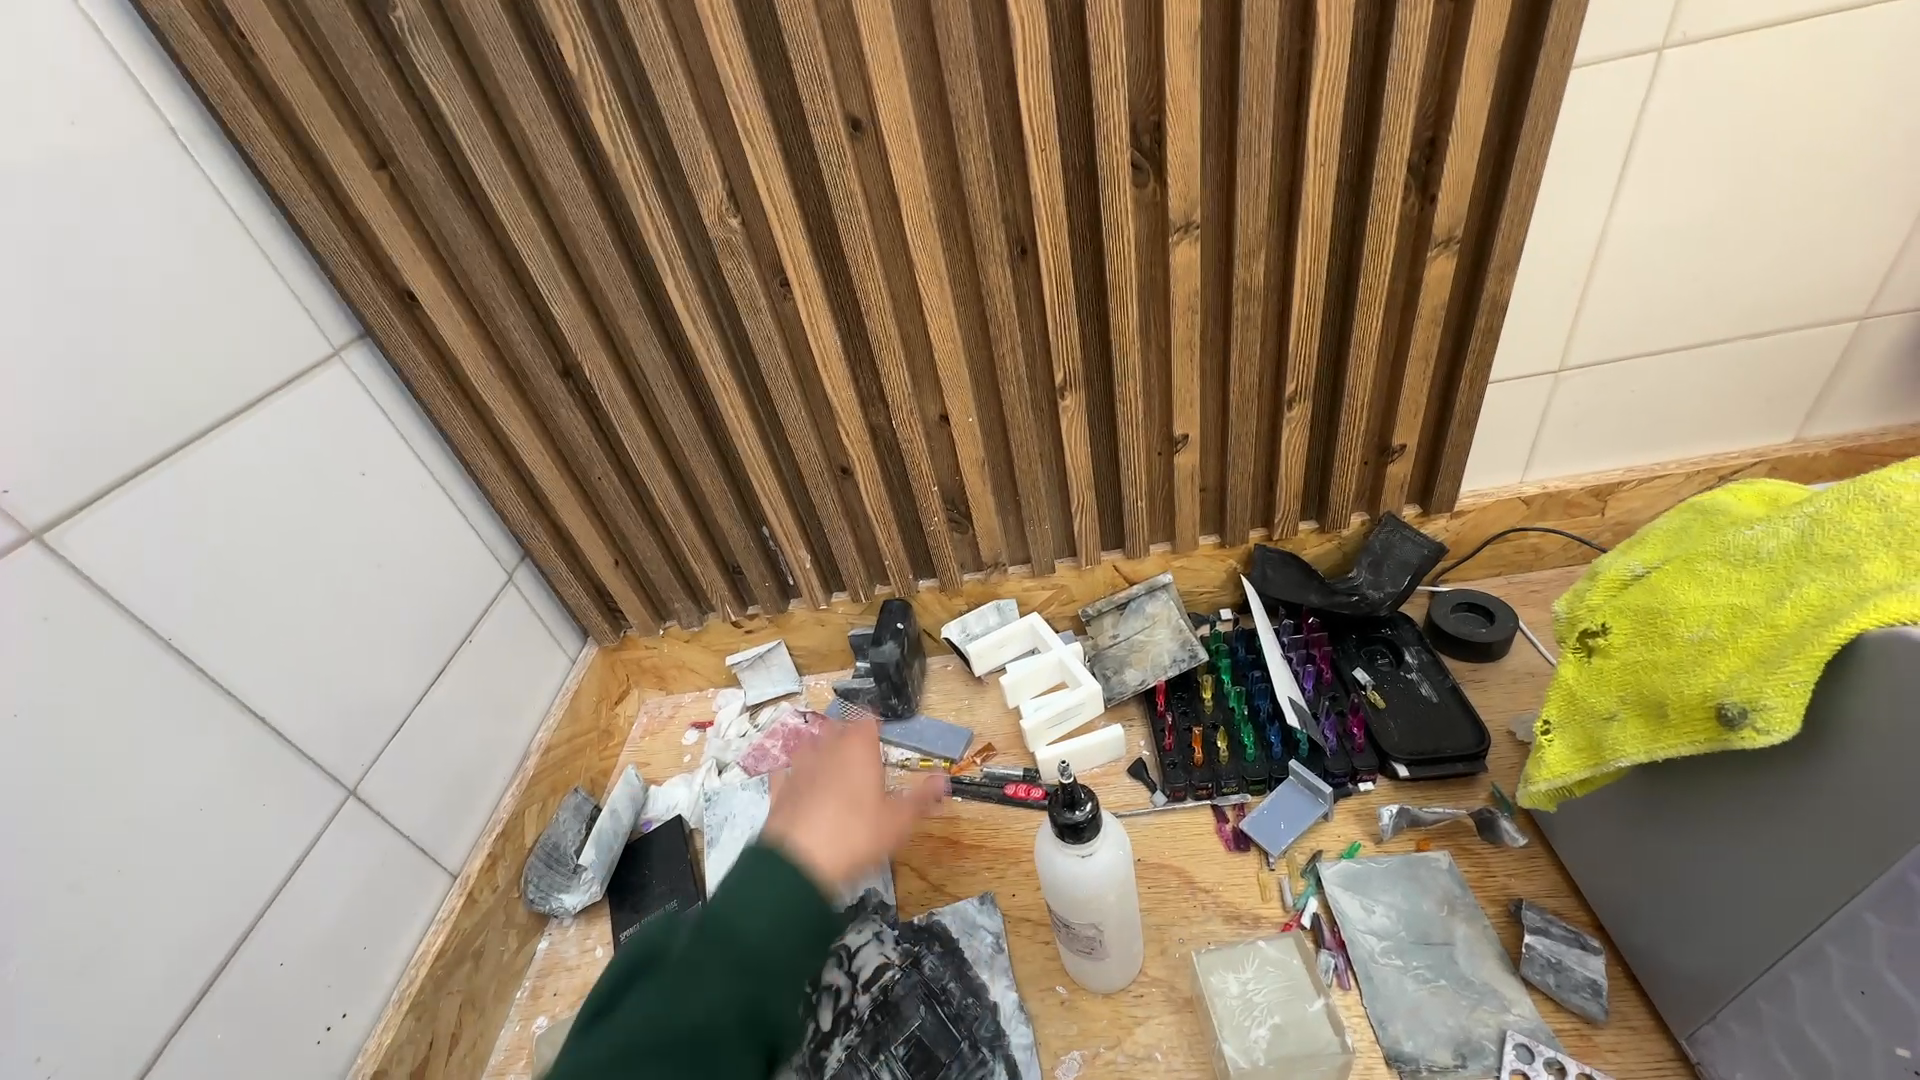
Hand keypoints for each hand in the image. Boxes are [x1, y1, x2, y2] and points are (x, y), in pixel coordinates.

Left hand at [760, 713, 947, 895]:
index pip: (867, 718)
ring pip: (812, 745)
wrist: (799, 863)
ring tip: (834, 769)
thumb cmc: (856, 835)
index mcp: (859, 747)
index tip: (882, 737)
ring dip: (822, 751)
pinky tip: (801, 785)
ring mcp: (799, 765)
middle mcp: (827, 747)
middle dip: (849, 736)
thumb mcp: (899, 821)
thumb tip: (943, 779)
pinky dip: (796, 774)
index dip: (875, 725)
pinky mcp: (779, 787)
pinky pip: (788, 770)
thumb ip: (922, 797)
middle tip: (862, 756)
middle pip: (839, 728)